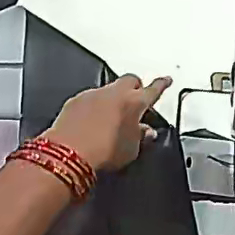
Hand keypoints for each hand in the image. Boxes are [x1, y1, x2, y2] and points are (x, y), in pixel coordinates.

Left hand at [44, 74, 170, 172]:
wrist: (69, 153)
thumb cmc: (101, 152)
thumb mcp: (131, 150)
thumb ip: (141, 137)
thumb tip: (145, 133)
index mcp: (134, 102)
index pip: (153, 89)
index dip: (161, 85)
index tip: (165, 80)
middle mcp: (113, 93)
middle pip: (130, 81)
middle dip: (135, 87)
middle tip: (136, 98)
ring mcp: (92, 95)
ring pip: (108, 89)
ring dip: (112, 99)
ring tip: (111, 117)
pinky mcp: (74, 101)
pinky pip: (88, 99)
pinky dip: (93, 107)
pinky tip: (91, 121)